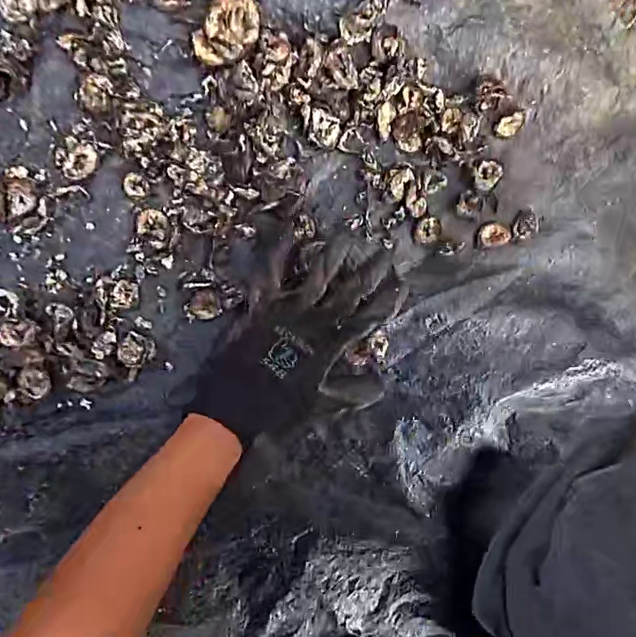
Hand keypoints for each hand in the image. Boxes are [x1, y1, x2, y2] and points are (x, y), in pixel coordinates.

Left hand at [186, 239, 405, 445]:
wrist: (234, 407)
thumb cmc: (277, 409)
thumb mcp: (320, 406)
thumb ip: (352, 393)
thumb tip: (382, 384)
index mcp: (329, 347)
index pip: (366, 321)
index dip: (386, 302)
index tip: (401, 284)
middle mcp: (313, 322)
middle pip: (348, 292)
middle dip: (369, 272)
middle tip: (386, 252)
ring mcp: (287, 309)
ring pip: (318, 276)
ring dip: (335, 255)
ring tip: (349, 236)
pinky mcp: (261, 304)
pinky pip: (271, 271)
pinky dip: (279, 249)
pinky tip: (291, 228)